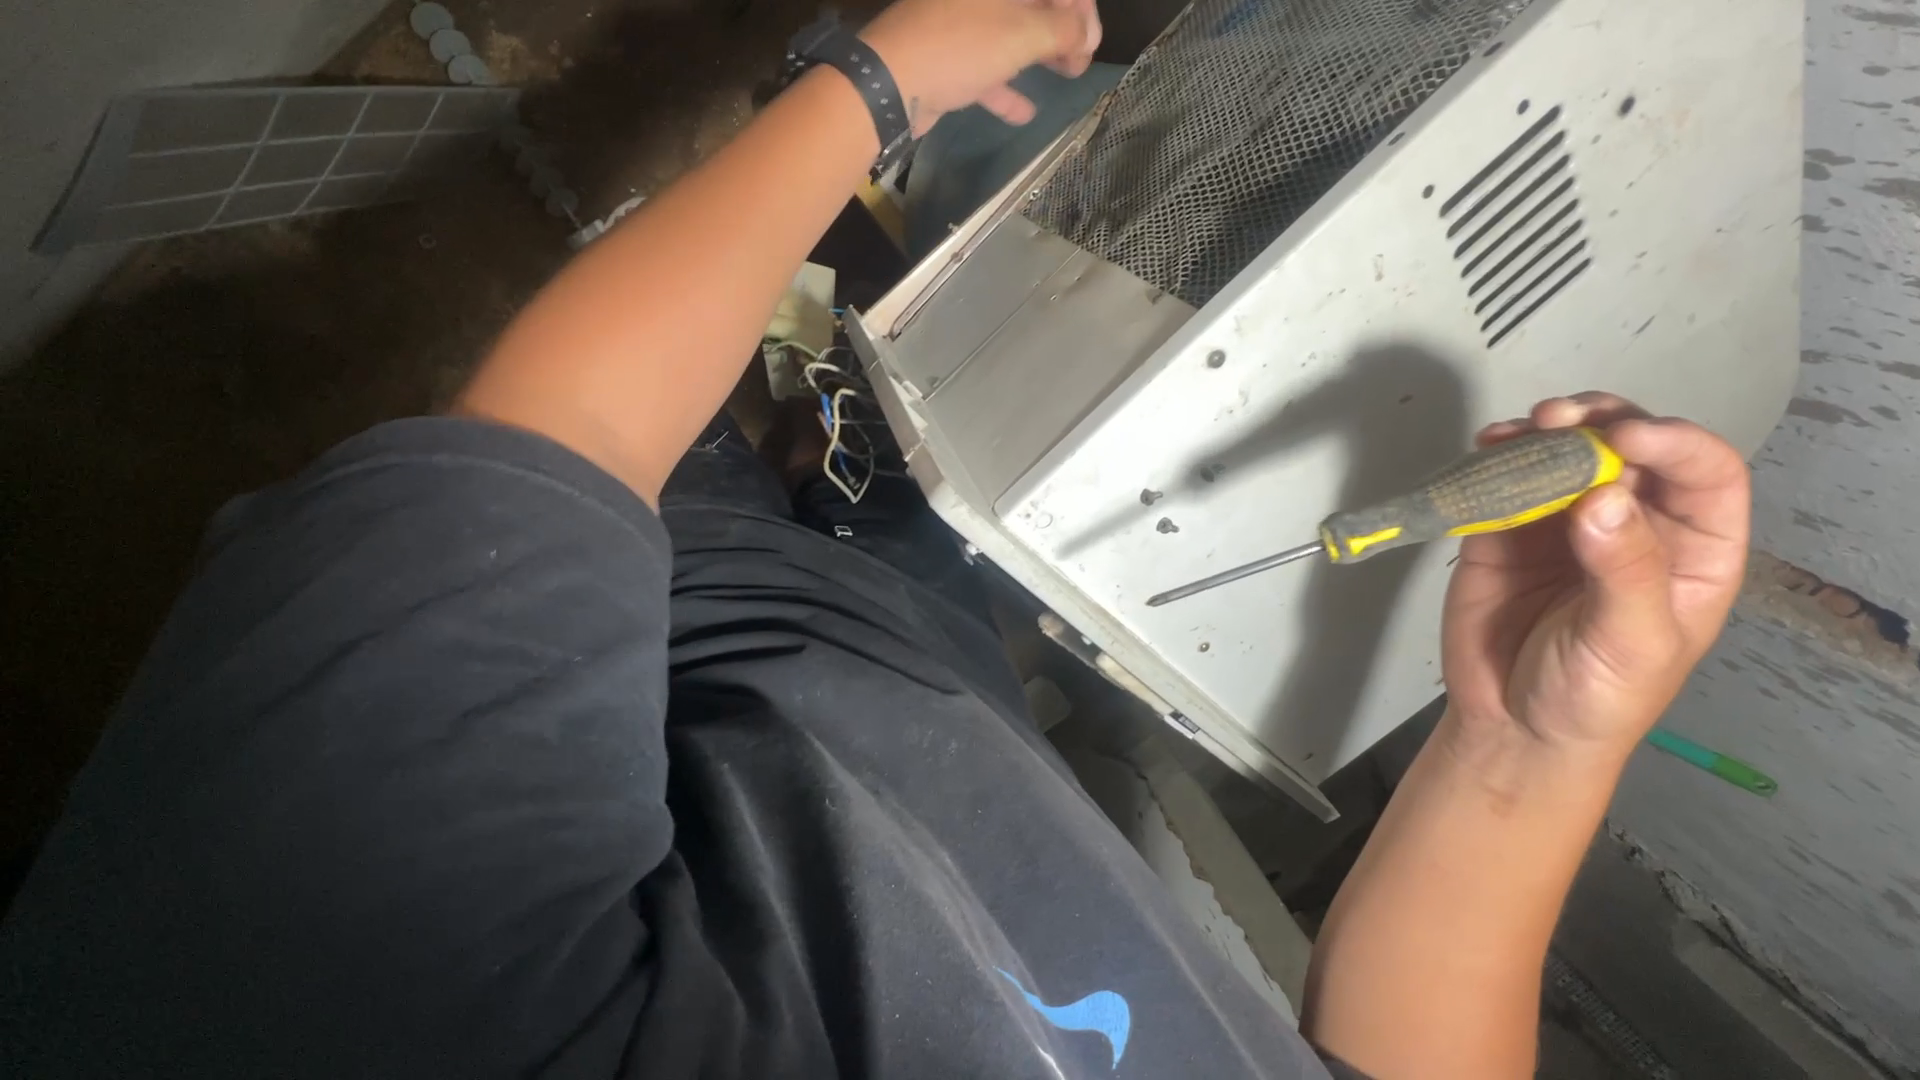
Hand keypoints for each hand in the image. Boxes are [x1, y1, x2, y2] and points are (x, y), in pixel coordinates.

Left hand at [861, 0, 1101, 132]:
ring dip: (1040, 55)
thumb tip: (1086, 34)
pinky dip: (1006, 87)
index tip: (1092, 41)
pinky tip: (1025, 112)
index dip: (1078, 8)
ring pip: (1010, 34)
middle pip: (1031, 4)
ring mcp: (959, 24)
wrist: (890, 82)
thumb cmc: (961, 47)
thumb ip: (1063, 30)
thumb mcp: (1022, 34)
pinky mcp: (946, 58)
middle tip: (1082, 60)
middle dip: (1062, 30)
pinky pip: (985, 69)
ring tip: (1066, 76)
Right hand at [1440, 393, 1749, 762]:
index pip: (1702, 475)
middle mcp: (1630, 524)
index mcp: (1690, 549)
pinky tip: (1485, 449)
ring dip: (1540, 434)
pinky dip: (1492, 461)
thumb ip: (1624, 569)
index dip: (1671, 444)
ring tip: (1514, 429)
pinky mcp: (1502, 535)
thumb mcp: (1630, 641)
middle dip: (1599, 423)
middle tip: (1558, 418)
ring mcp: (1560, 526)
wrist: (1512, 725)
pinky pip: (1501, 486)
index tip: (1619, 440)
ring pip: (1562, 458)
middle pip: (1629, 450)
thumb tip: (1601, 495)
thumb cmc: (1597, 694)